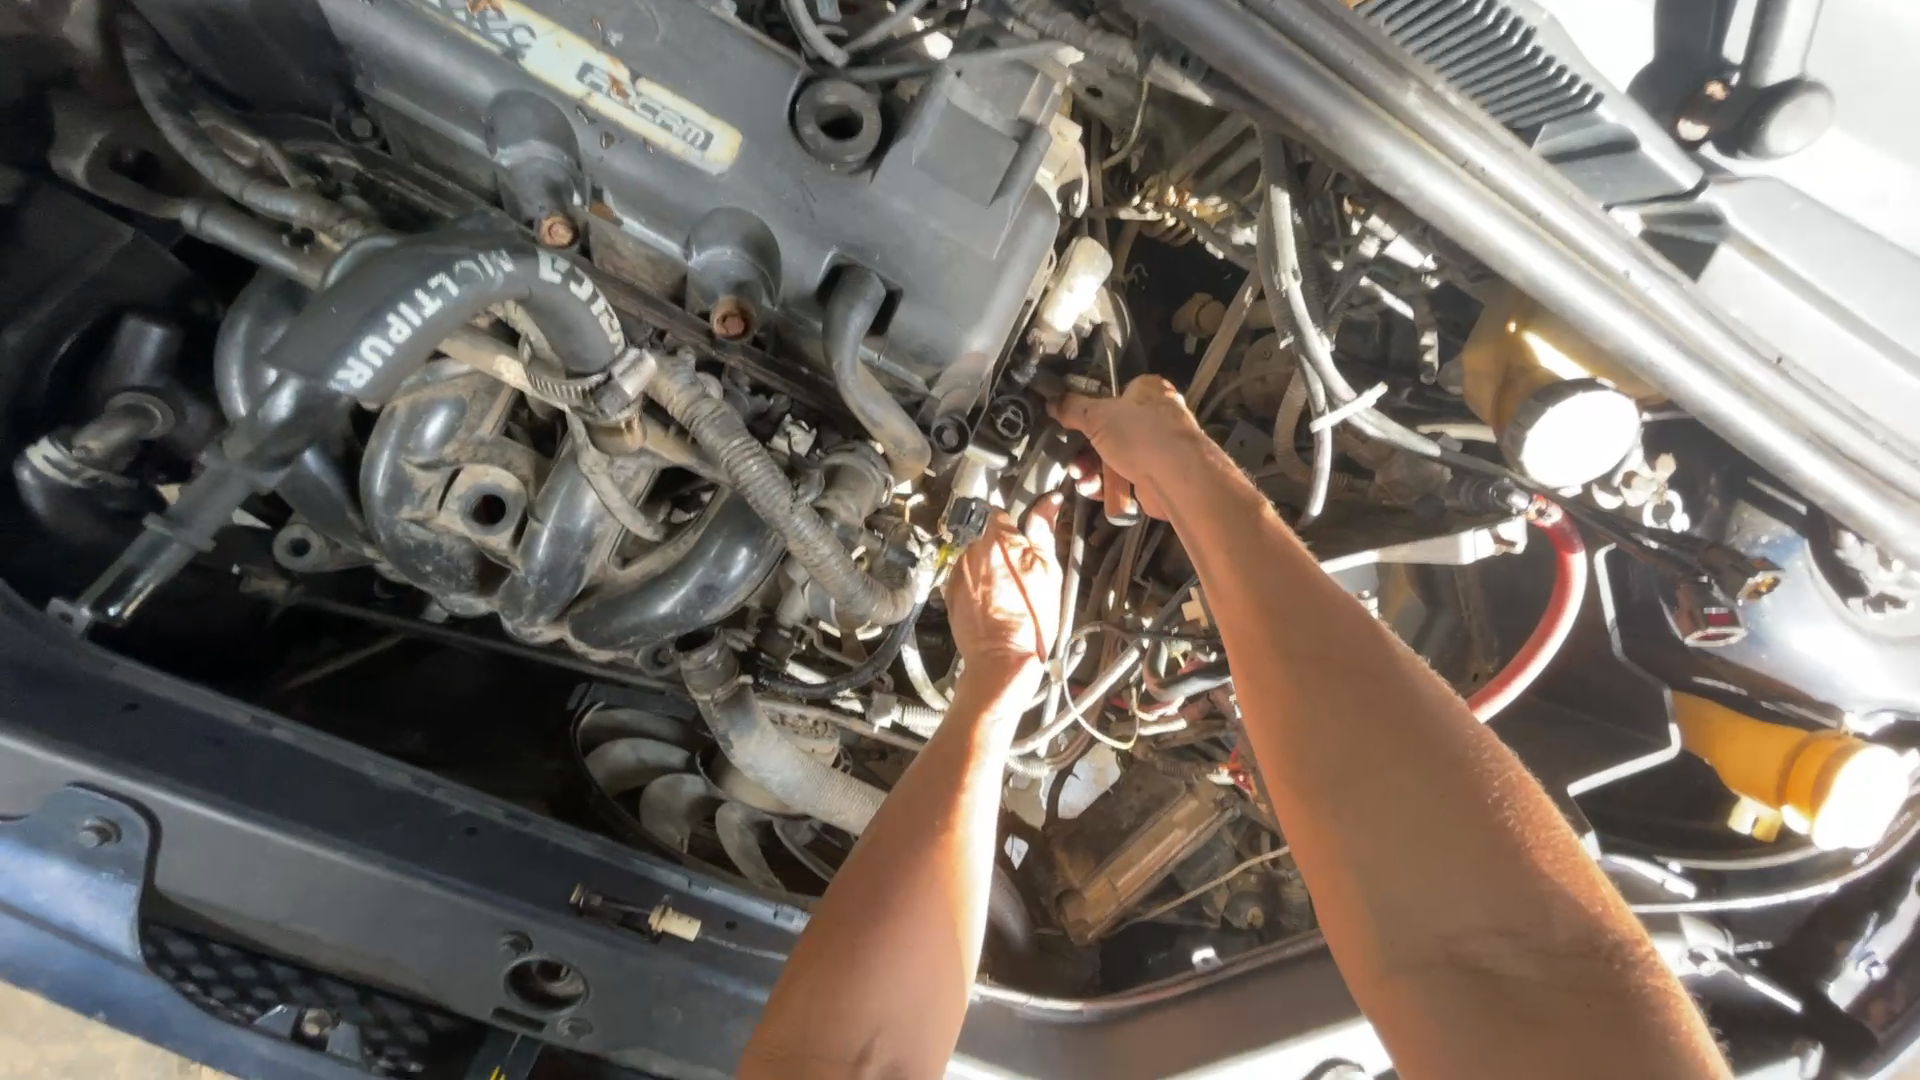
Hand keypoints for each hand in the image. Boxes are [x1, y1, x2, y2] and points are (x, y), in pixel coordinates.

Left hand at [944, 493, 1064, 680]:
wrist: (1002, 659)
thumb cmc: (1031, 618)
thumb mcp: (1048, 572)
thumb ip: (1044, 532)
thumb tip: (1049, 501)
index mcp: (997, 540)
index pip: (1003, 516)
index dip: (1016, 529)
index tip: (1026, 544)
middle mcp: (971, 551)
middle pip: (988, 539)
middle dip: (1003, 552)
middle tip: (1021, 577)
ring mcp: (957, 573)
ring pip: (976, 560)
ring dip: (988, 569)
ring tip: (1006, 595)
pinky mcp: (949, 593)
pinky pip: (965, 579)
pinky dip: (976, 586)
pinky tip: (992, 604)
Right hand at [1050, 376, 1206, 520]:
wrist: (1175, 478)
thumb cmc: (1140, 434)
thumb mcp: (1097, 415)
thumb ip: (1072, 407)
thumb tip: (1051, 400)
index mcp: (1148, 391)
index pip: (1114, 392)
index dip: (1090, 406)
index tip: (1070, 419)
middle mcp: (1154, 417)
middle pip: (1108, 430)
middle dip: (1084, 447)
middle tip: (1069, 456)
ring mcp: (1155, 449)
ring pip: (1112, 457)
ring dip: (1091, 468)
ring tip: (1080, 476)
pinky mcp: (1152, 477)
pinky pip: (1121, 479)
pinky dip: (1105, 485)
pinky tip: (1092, 489)